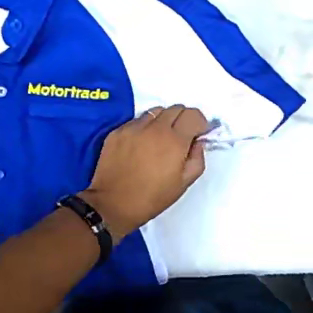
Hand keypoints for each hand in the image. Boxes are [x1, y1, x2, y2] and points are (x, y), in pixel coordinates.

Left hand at [80, 105, 210, 239]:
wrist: (113, 204)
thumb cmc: (152, 197)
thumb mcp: (184, 183)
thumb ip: (197, 158)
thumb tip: (197, 141)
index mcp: (175, 140)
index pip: (193, 114)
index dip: (199, 123)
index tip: (197, 134)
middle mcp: (155, 128)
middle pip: (176, 108)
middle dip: (183, 120)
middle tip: (180, 138)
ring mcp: (134, 127)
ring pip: (155, 112)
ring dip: (163, 121)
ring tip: (159, 140)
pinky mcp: (117, 131)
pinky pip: (137, 121)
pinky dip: (144, 127)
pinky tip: (141, 145)